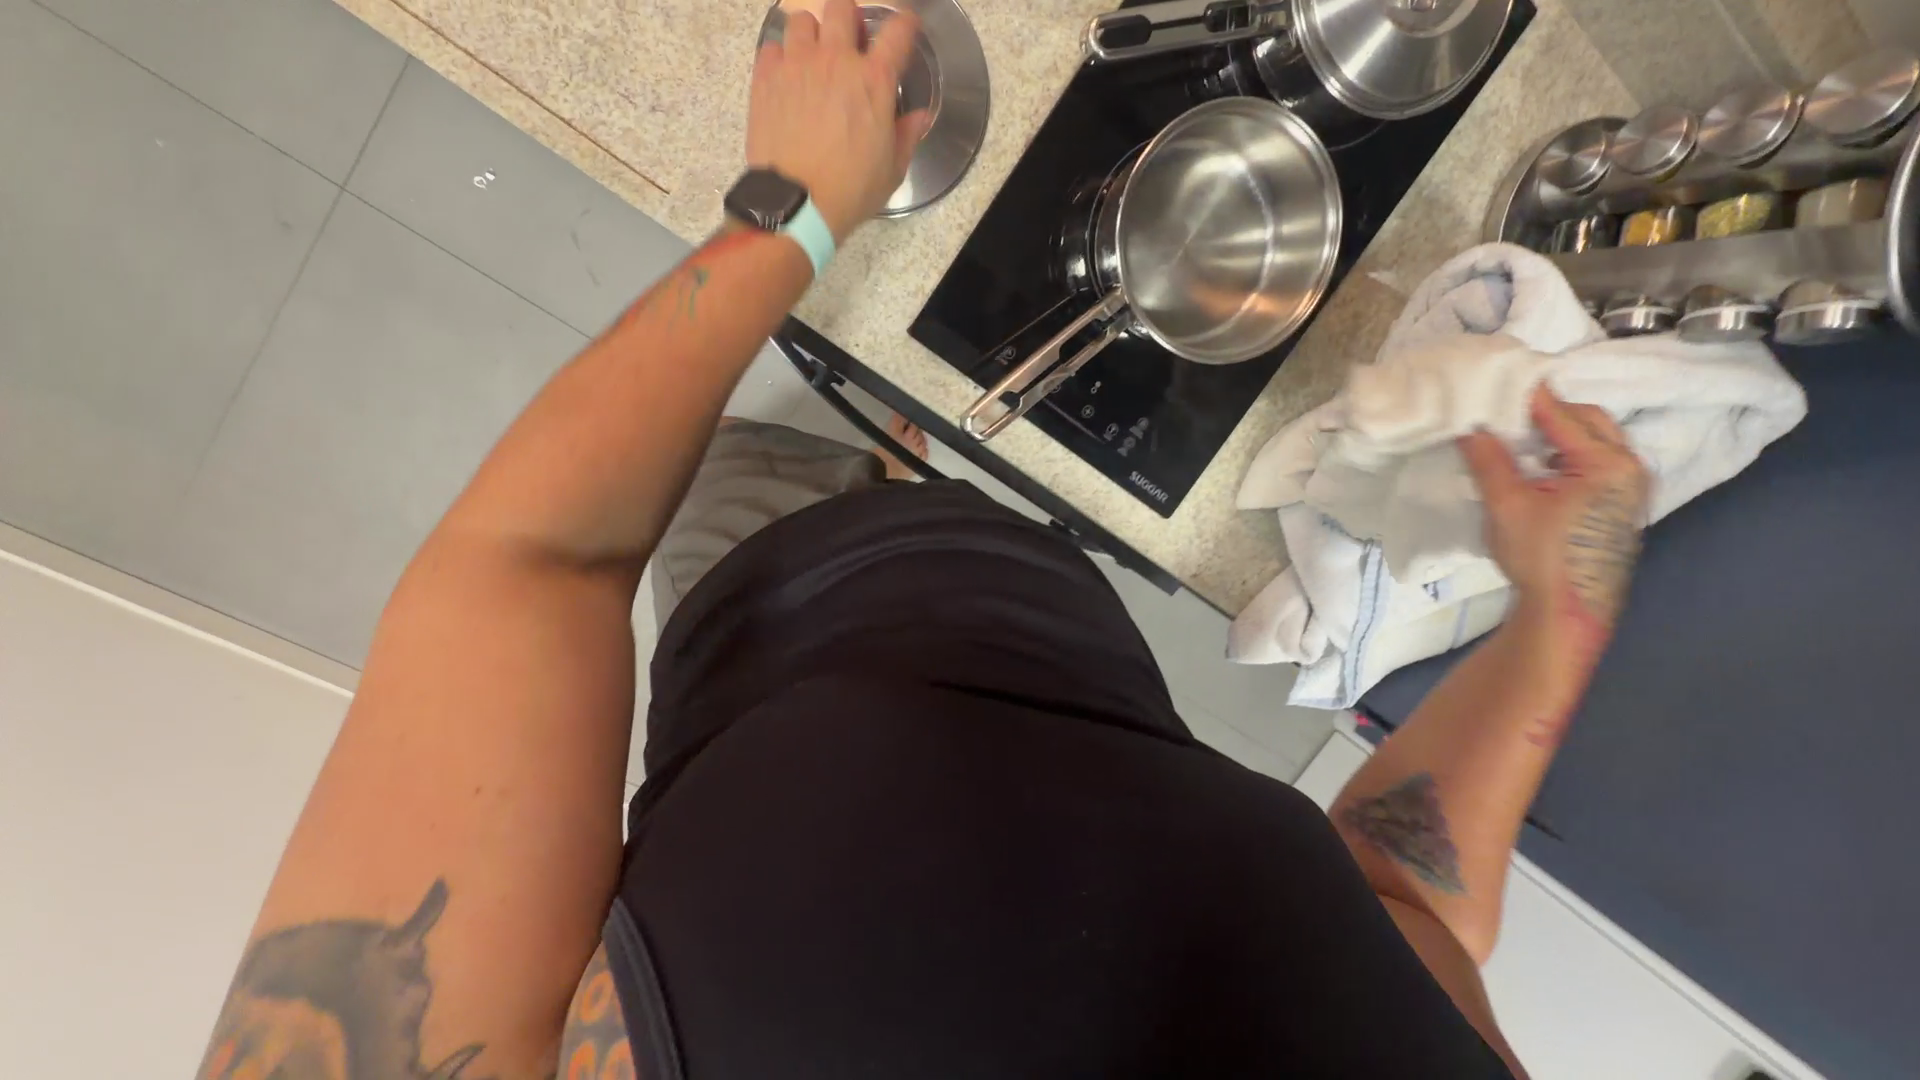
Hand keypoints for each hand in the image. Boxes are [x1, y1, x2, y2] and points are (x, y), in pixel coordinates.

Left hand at [748, 0, 932, 242]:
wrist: (798, 203)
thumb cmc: (850, 191)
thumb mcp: (891, 170)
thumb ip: (906, 136)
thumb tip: (918, 118)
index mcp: (874, 82)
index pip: (897, 34)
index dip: (906, 24)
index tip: (907, 25)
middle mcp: (836, 61)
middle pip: (842, 8)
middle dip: (849, 18)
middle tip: (849, 40)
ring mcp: (797, 66)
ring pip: (801, 20)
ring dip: (811, 34)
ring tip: (812, 56)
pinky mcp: (766, 79)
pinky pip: (771, 48)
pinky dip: (780, 57)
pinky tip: (786, 77)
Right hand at [1458, 385, 1650, 633]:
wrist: (1569, 607)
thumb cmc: (1539, 555)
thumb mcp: (1507, 504)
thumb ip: (1489, 460)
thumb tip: (1469, 426)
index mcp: (1607, 463)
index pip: (1562, 415)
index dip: (1527, 397)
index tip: (1497, 380)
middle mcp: (1630, 466)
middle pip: (1588, 419)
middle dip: (1548, 411)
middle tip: (1505, 412)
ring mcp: (1629, 485)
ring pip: (1595, 439)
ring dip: (1558, 432)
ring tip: (1517, 436)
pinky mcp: (1619, 501)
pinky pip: (1596, 459)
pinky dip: (1567, 452)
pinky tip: (1537, 463)